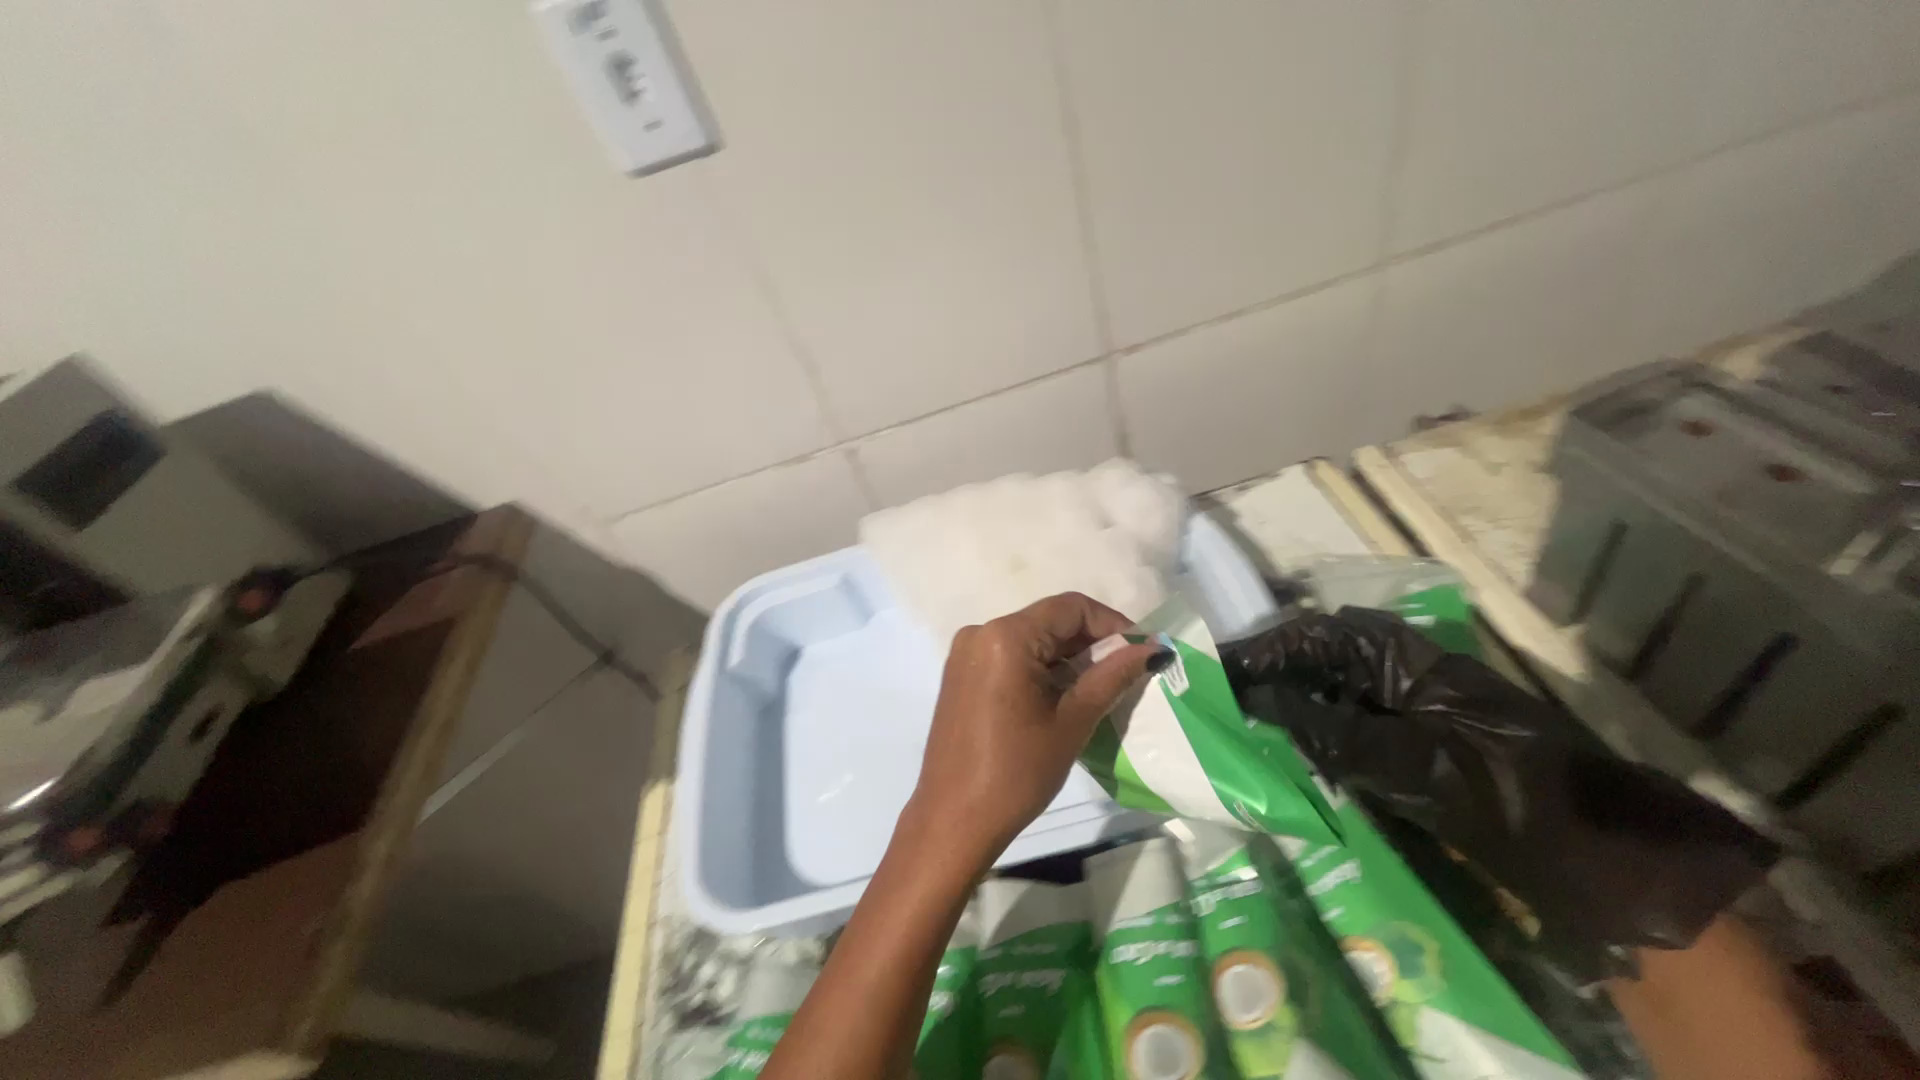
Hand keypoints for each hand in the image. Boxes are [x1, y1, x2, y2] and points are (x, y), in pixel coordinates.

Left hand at [906, 592, 1162, 867]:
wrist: (955, 819)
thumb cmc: (1017, 771)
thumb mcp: (1073, 721)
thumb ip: (1112, 676)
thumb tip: (1154, 649)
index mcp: (1005, 636)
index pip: (1071, 607)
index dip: (1112, 624)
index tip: (1141, 653)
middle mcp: (980, 632)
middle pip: (1049, 621)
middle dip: (1091, 643)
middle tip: (1127, 675)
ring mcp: (966, 654)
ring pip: (1031, 640)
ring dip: (1068, 658)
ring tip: (1100, 690)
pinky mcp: (961, 676)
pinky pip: (1010, 657)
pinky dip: (1041, 669)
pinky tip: (1063, 699)